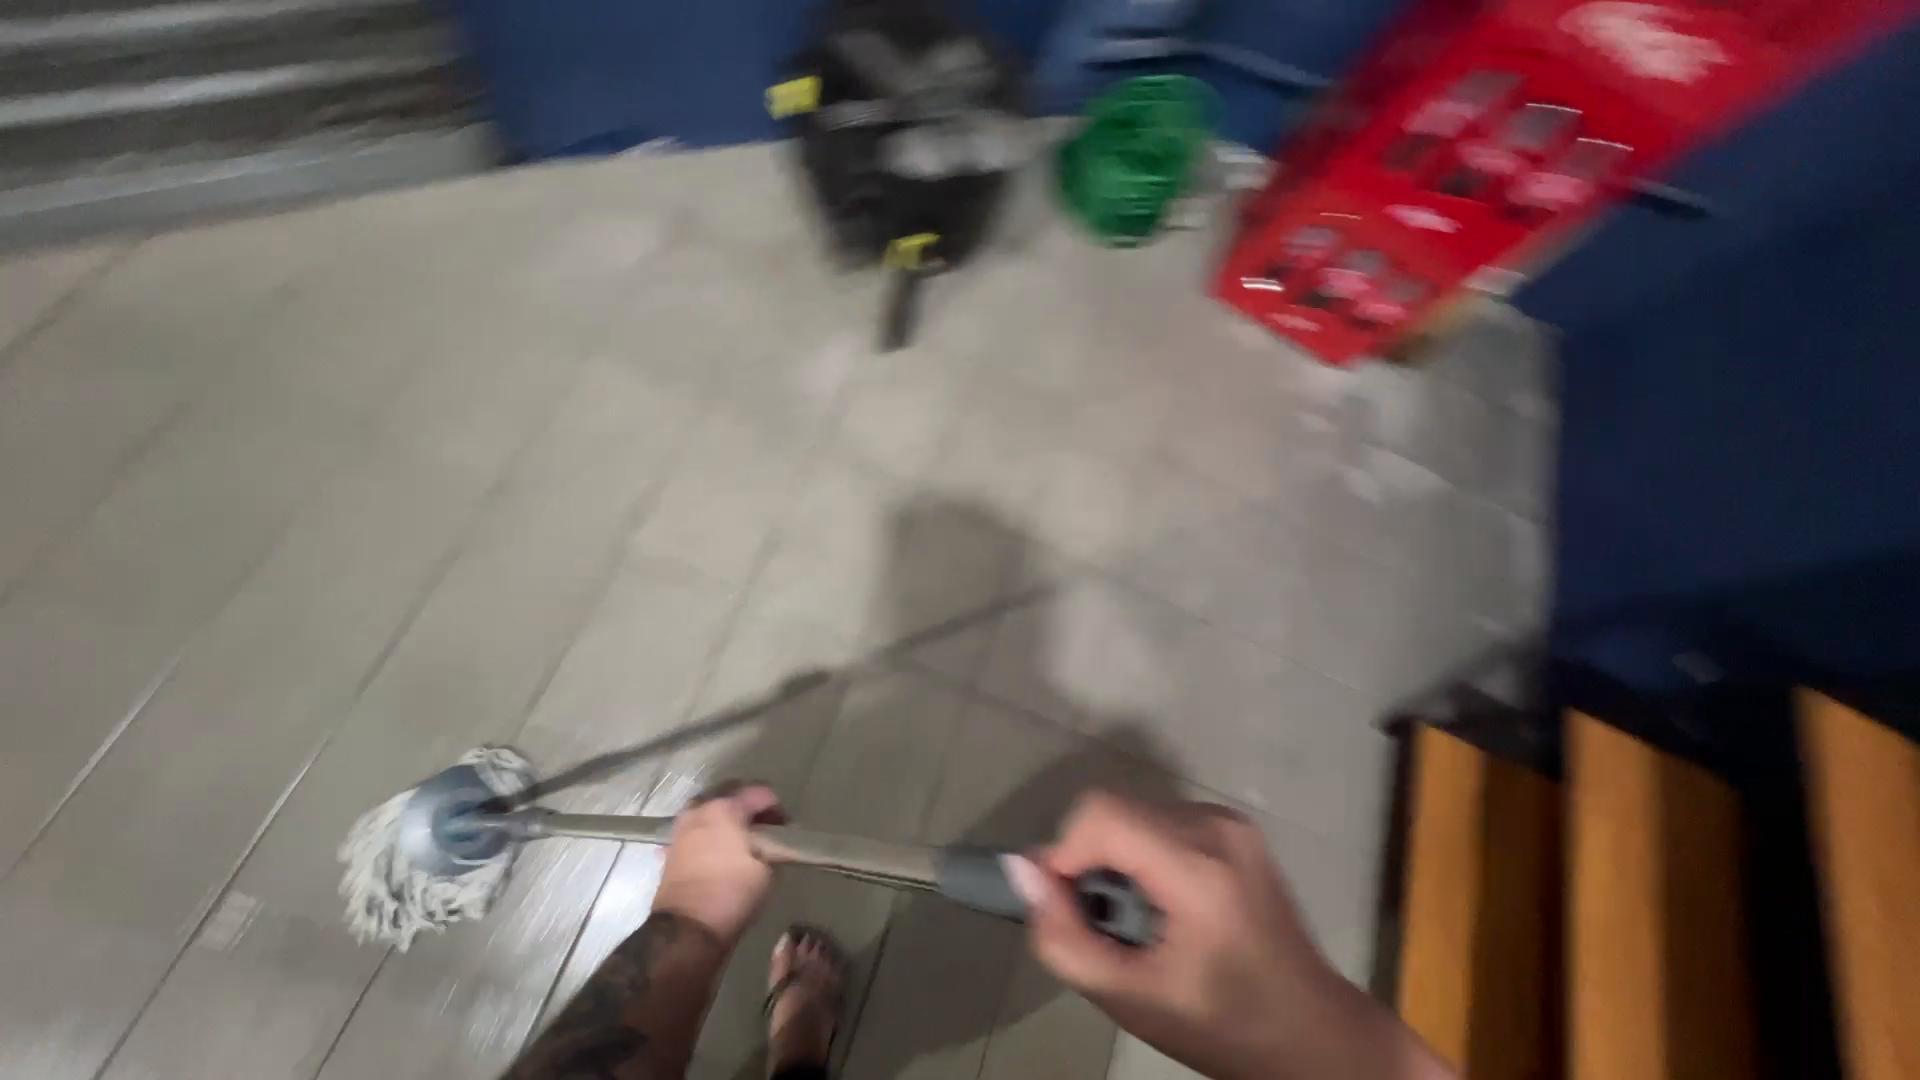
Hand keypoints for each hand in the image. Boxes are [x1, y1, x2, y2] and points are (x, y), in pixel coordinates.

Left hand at [652, 782, 784, 944]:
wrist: (687, 930)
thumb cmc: (732, 894)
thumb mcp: (768, 870)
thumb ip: (771, 848)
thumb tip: (769, 845)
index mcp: (727, 808)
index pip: (760, 791)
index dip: (778, 807)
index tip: (785, 829)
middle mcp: (700, 810)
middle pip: (730, 791)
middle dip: (749, 804)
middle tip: (763, 827)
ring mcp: (681, 828)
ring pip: (707, 807)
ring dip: (724, 815)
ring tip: (738, 837)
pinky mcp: (671, 849)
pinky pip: (693, 830)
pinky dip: (707, 834)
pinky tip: (715, 850)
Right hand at [1006, 792, 1450, 1079]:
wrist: (1314, 1033)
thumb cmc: (1222, 1025)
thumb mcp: (1130, 999)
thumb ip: (1064, 938)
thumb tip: (1023, 871)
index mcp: (1199, 869)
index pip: (1102, 815)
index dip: (1064, 852)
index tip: (1061, 903)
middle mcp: (1216, 827)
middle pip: (1114, 810)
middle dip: (1087, 859)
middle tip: (1098, 919)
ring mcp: (1230, 821)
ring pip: (1132, 811)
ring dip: (1112, 856)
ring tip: (1131, 917)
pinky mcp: (1233, 825)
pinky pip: (1157, 819)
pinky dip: (1138, 852)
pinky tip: (1157, 901)